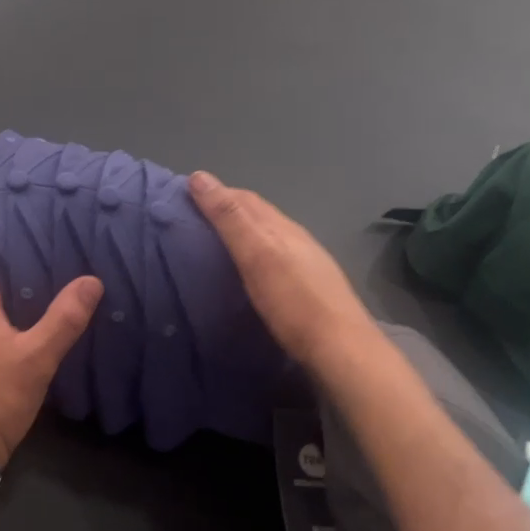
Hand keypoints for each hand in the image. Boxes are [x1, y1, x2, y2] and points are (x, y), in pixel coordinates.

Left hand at [0, 253, 101, 467]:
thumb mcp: (36, 357)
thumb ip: (64, 319)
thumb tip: (92, 280)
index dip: (9, 233)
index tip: (37, 220)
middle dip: (24, 259)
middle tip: (60, 245)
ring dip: (23, 285)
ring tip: (59, 272)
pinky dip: (19, 309)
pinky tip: (45, 314)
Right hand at [187, 171, 377, 371]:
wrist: (345, 354)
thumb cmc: (294, 302)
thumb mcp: (256, 255)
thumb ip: (229, 217)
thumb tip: (199, 176)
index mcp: (281, 226)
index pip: (243, 197)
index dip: (215, 192)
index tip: (184, 198)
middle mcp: (297, 239)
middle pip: (257, 215)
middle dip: (227, 210)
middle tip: (192, 221)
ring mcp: (309, 264)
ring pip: (269, 237)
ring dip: (242, 234)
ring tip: (216, 246)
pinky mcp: (313, 290)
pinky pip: (277, 258)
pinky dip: (256, 254)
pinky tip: (251, 272)